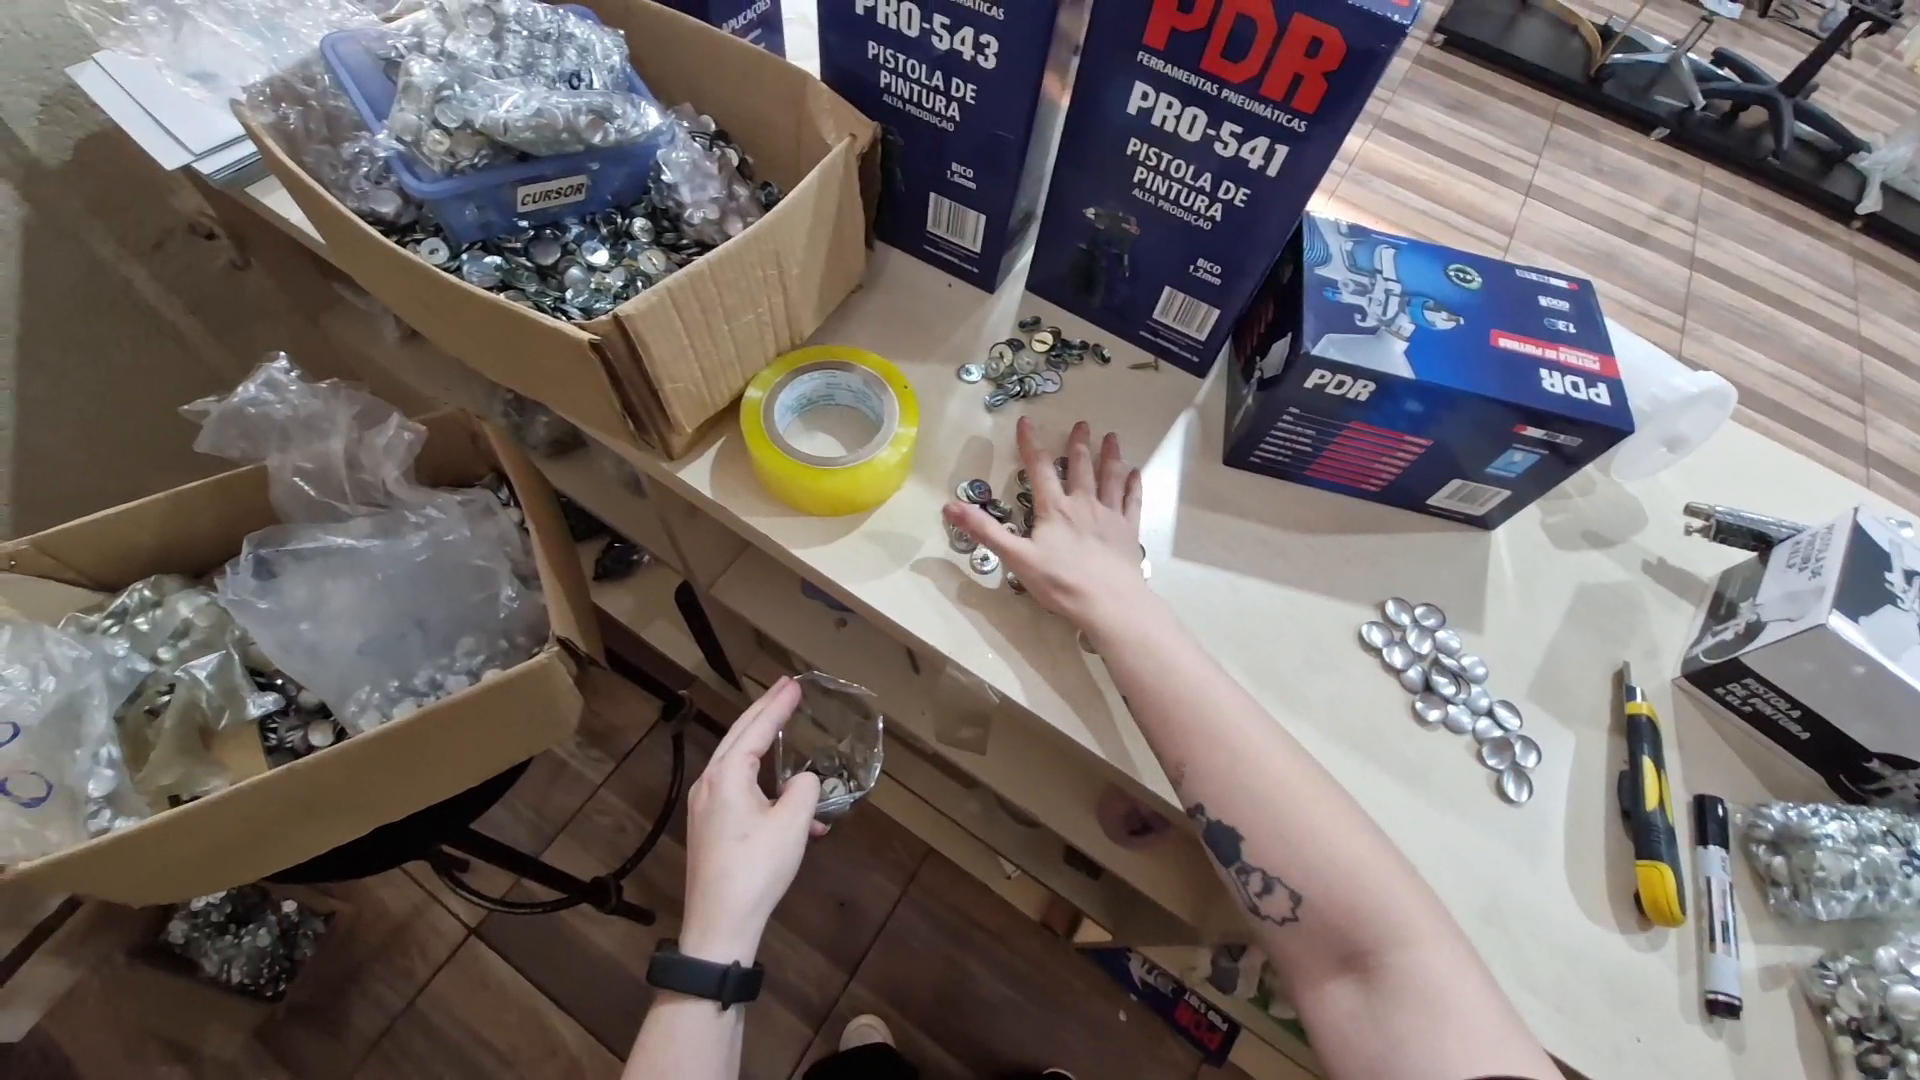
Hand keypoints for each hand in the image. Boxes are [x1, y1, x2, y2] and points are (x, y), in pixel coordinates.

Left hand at [679, 677, 823, 965]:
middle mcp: (710, 783)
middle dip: (764, 712)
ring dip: (765, 747)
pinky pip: (738, 788)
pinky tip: (792, 801)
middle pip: (740, 736)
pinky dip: (764, 782)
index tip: (795, 683)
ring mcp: (705, 805)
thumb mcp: (792, 823)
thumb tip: (803, 780)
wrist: (720, 925)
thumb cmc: (756, 868)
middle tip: (785, 689)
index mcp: (727, 775)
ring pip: (739, 762)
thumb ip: (803, 789)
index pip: (756, 727)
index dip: (778, 705)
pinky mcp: (709, 826)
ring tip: (785, 727)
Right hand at [943, 417, 1147, 629]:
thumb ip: (985, 531)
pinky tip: (1136, 473)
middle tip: (1083, 423)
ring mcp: (1109, 515)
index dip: (1030, 443)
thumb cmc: (1060, 582)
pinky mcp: (1128, 531)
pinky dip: (1134, 485)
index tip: (1026, 421)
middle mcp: (1083, 504)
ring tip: (1112, 437)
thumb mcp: (1016, 558)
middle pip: (1081, 467)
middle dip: (1079, 443)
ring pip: (1110, 477)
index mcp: (1054, 509)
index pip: (1039, 468)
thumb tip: (950, 506)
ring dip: (1110, 456)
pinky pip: (1132, 501)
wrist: (1108, 602)